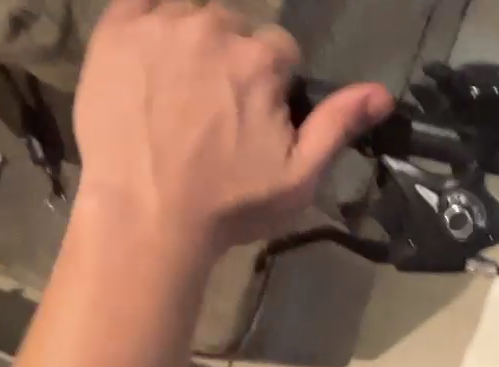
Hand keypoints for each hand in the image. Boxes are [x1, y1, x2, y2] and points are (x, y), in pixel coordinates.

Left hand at [72, 0, 394, 252]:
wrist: (147, 214)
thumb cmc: (230, 205)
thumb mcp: (298, 177)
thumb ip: (338, 126)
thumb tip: (383, 93)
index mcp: (262, 62)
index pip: (280, 51)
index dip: (274, 85)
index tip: (258, 118)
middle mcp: (214, 28)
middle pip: (234, 28)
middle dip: (233, 60)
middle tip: (216, 111)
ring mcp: (160, 24)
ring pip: (189, 15)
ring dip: (193, 44)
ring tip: (181, 94)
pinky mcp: (115, 30)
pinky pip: (141, 3)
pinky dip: (150, 25)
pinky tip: (151, 64)